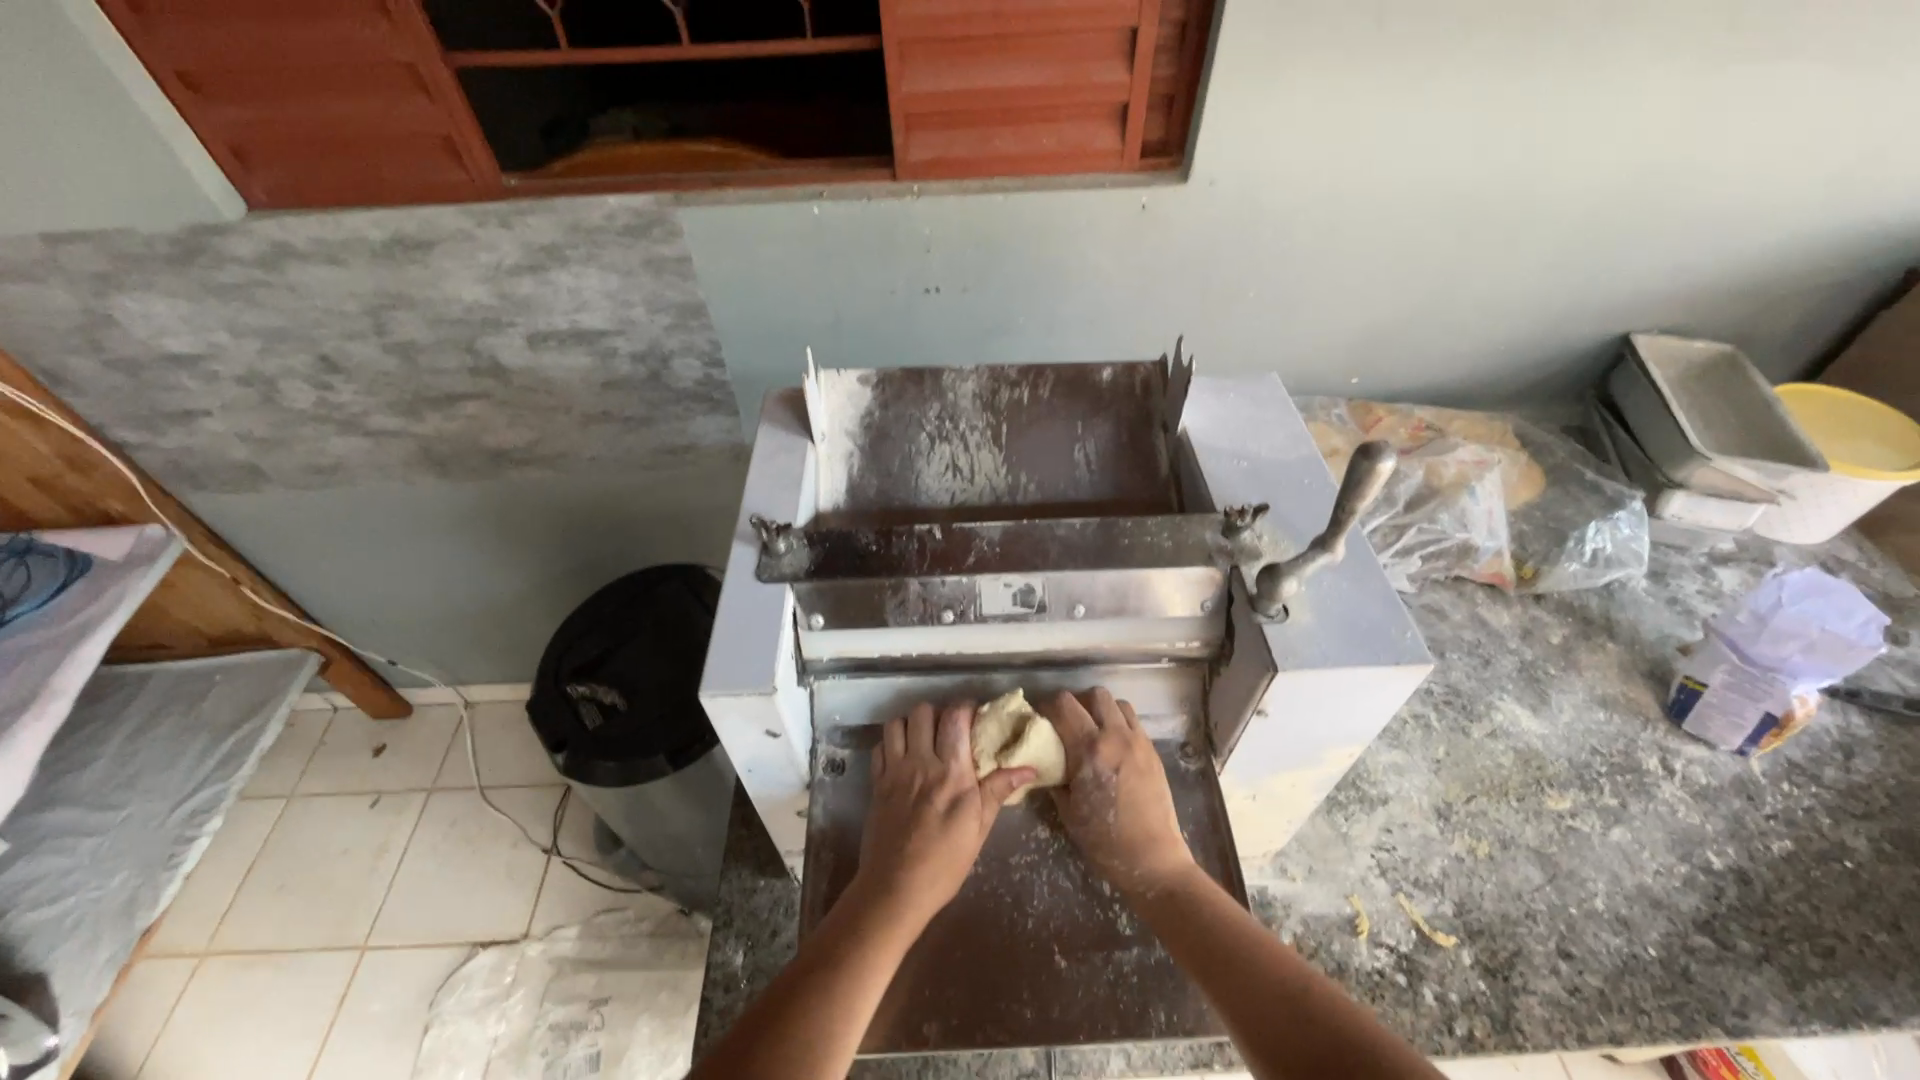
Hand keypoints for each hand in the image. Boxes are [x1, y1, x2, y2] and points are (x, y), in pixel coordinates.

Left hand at [855, 701, 1035, 926]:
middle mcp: (920, 763)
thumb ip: (998, 791)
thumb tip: (1029, 768)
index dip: (966, 708)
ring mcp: (894, 771)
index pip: (956, 718)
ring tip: (924, 739)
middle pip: (923, 711)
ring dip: (911, 724)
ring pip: (897, 723)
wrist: (895, 888)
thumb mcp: (979, 829)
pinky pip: (880, 746)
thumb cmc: (944, 863)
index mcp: (951, 772)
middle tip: (949, 729)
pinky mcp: (876, 783)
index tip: (976, 716)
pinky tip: (902, 757)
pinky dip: (891, 743)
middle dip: (938, 712)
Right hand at [1041, 688, 1195, 896]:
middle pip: (1094, 694)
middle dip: (1077, 703)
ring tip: (1092, 732)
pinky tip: (1112, 748)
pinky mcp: (1153, 752)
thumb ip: (1055, 778)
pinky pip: (1133, 723)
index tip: (1041, 721)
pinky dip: (1119, 724)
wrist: (1152, 858)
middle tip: (1067, 723)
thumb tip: (1045, 763)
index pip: (1064, 704)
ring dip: (1101, 710)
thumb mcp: (1068, 810)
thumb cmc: (1104, 840)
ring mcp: (1139, 742)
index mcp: (1090, 749)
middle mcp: (1116, 736)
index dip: (1047, 706)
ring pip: (1117, 704)